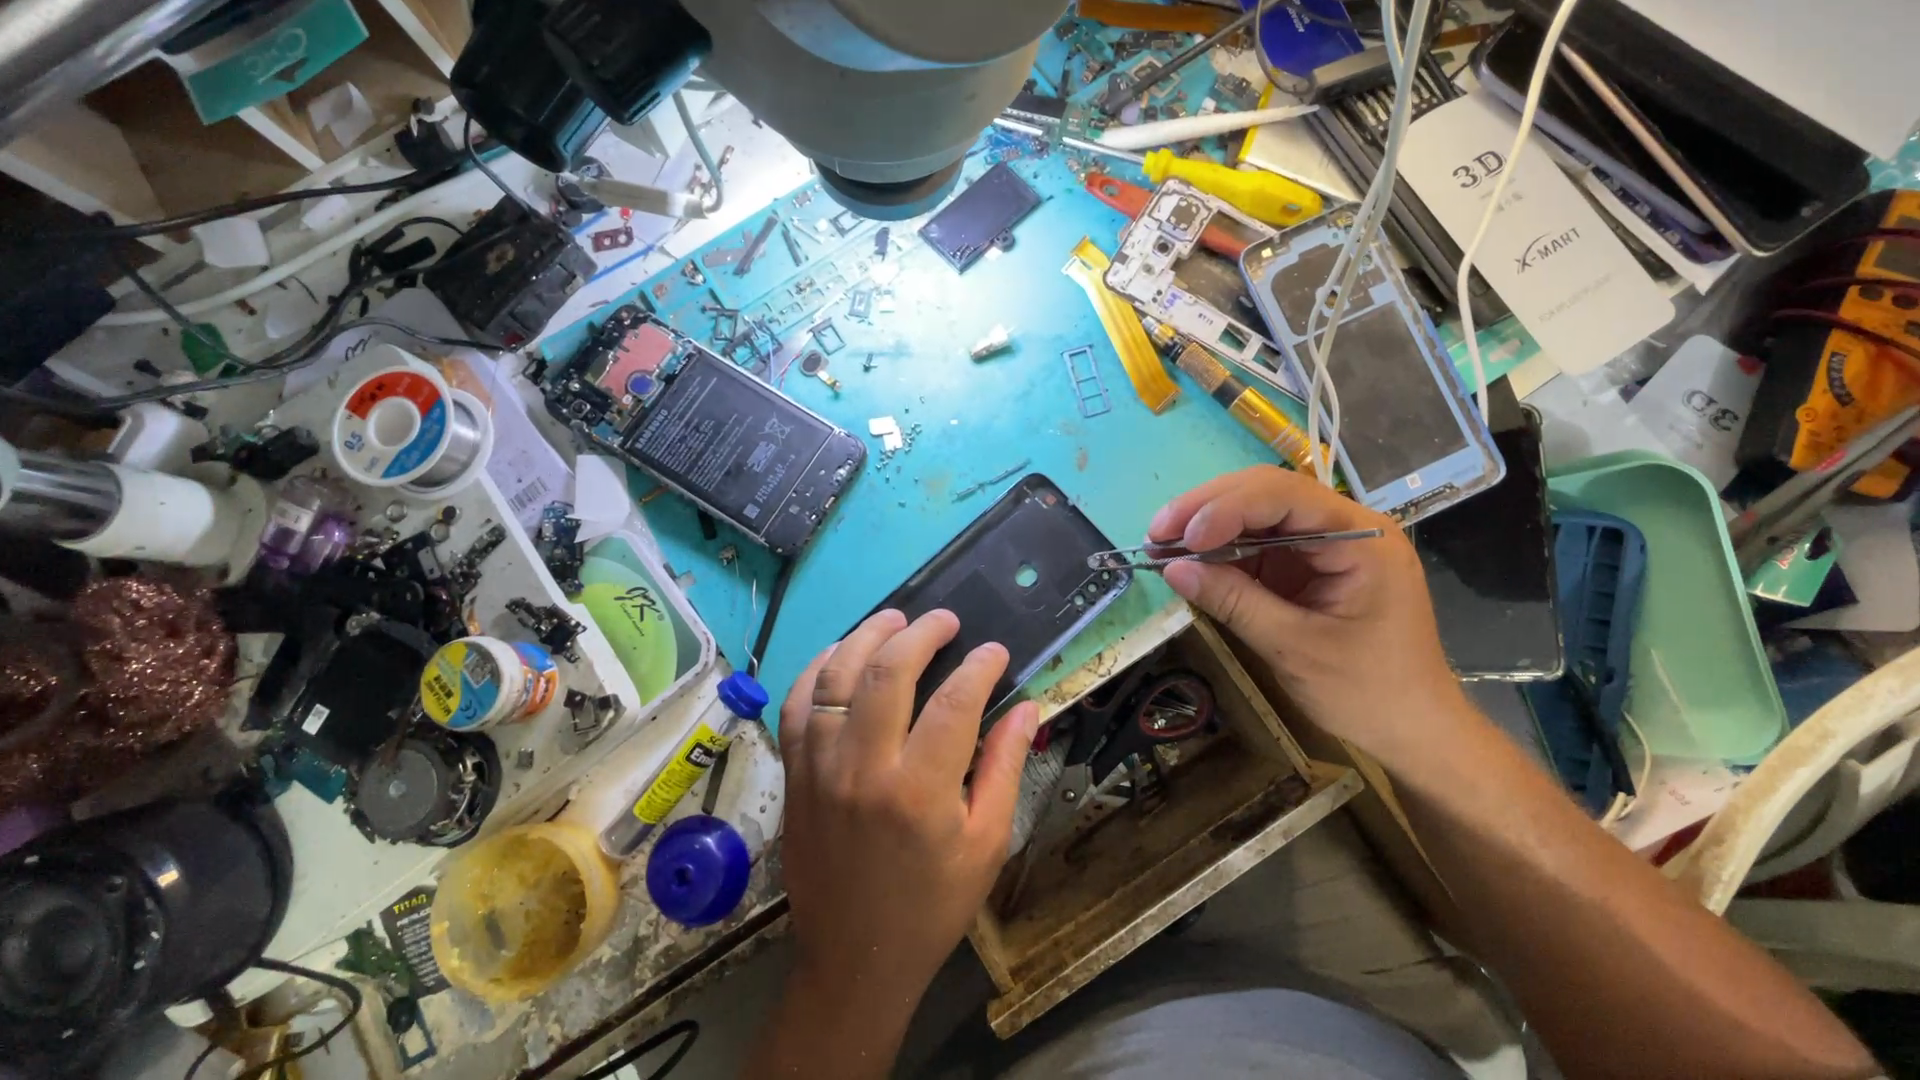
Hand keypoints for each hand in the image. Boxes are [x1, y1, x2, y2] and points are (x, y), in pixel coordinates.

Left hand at [778, 608, 1040, 1004]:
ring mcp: (819, 768)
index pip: (954, 700)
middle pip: (886, 671)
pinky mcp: (794, 775)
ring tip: (895, 619)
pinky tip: (839, 655)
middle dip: (921, 633)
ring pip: (834, 676)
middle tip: (946, 620)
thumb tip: (1026, 708)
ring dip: (865, 636)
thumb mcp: (987, 844)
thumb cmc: (933, 905)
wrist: (855, 958)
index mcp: (920, 790)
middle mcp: (863, 768)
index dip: (979, 665)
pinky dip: (817, 669)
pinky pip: (797, 706)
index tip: (993, 652)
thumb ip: (1004, 768)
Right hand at [1149, 466, 1469, 759]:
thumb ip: (1235, 601)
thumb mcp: (1295, 647)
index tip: (1184, 538)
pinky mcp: (1308, 566)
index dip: (1228, 508)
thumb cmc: (1367, 692)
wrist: (1414, 730)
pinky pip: (1259, 545)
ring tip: (1161, 544)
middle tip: (1156, 533)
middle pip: (1267, 494)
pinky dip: (1221, 552)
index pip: (1286, 497)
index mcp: (1361, 539)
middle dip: (1208, 509)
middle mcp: (1345, 528)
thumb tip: (1172, 569)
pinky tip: (1189, 561)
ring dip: (1207, 526)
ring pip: (1257, 513)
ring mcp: (1326, 546)